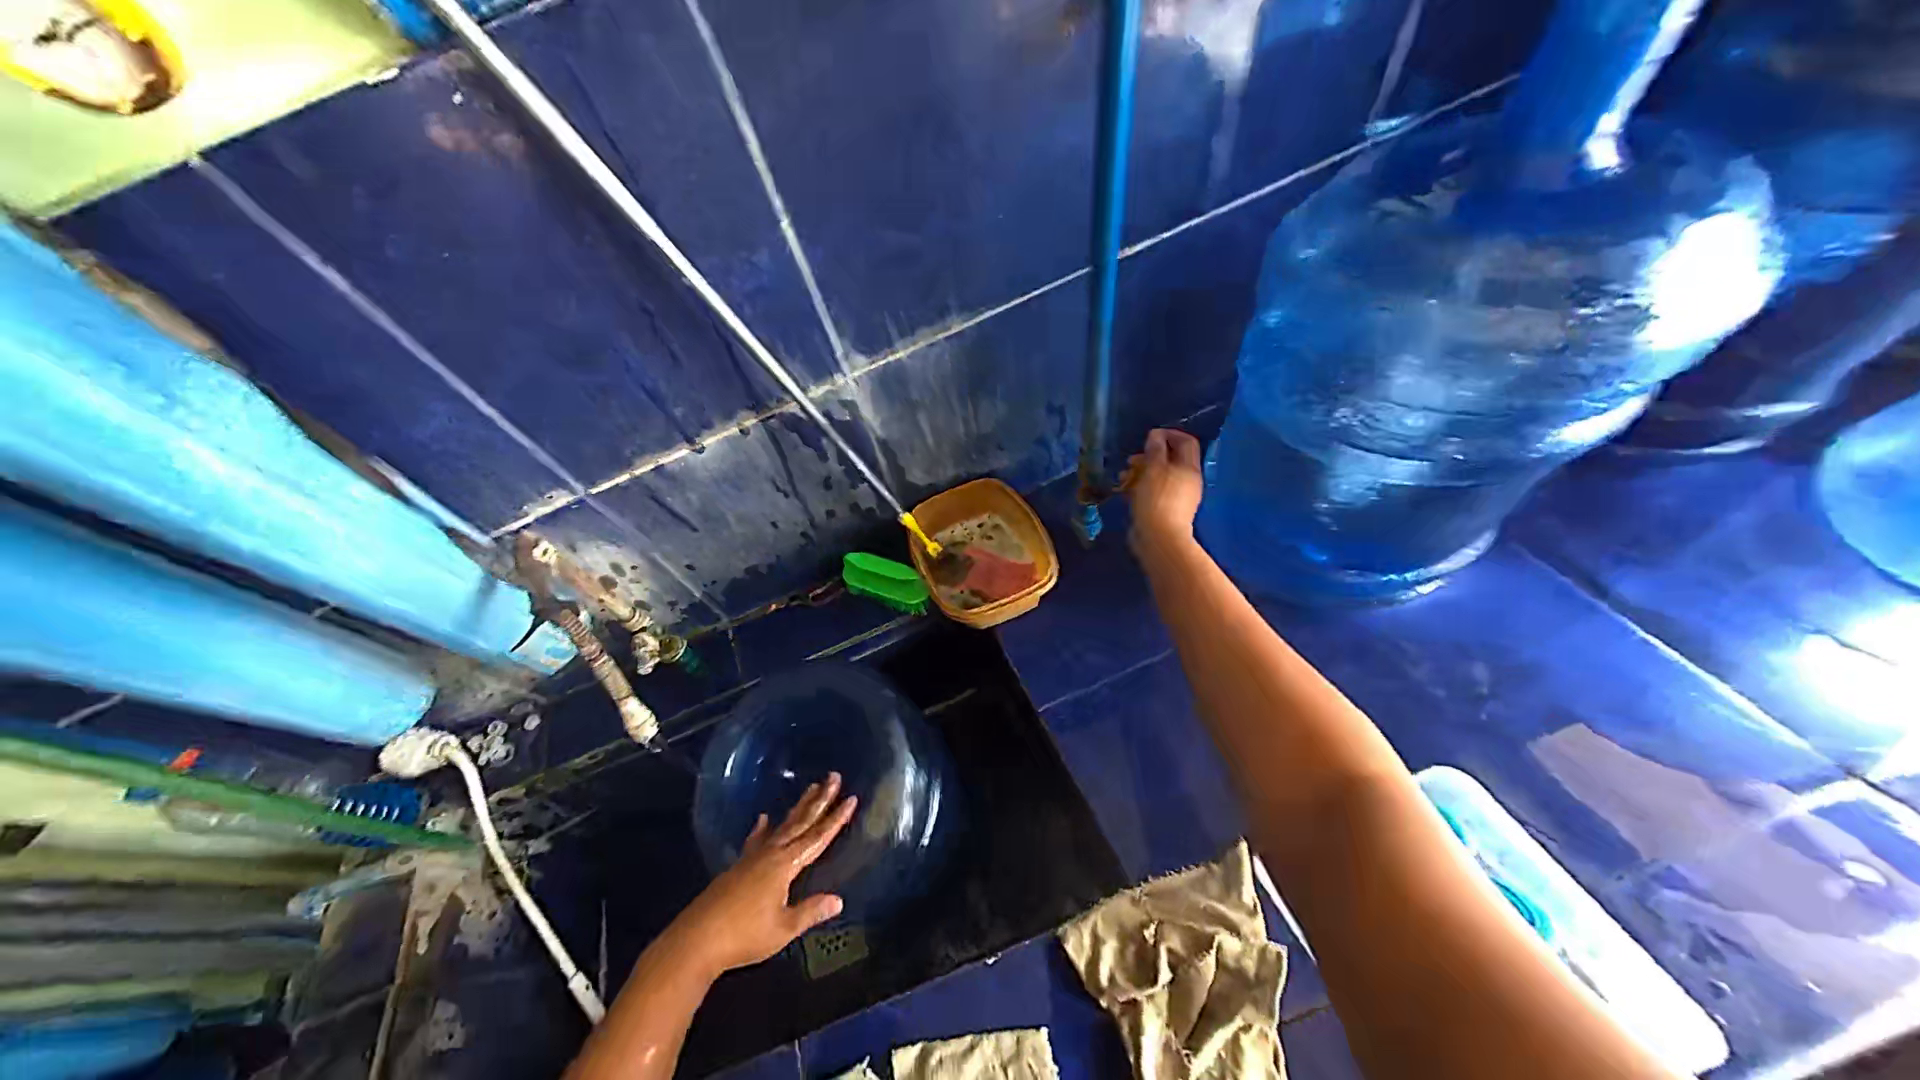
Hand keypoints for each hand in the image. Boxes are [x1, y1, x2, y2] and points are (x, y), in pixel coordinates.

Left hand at [666, 774, 857, 975]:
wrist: (695, 941)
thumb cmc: (744, 936)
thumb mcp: (783, 928)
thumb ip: (810, 911)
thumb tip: (839, 899)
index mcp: (785, 865)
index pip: (817, 837)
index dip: (836, 819)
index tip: (851, 798)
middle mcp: (770, 854)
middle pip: (800, 822)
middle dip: (820, 800)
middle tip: (834, 777)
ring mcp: (752, 858)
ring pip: (781, 826)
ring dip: (798, 808)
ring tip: (810, 788)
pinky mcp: (737, 867)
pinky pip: (757, 839)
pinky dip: (762, 828)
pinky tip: (764, 818)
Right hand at [1125, 428, 1204, 555]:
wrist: (1159, 538)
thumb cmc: (1157, 498)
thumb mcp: (1153, 468)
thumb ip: (1155, 449)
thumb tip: (1156, 435)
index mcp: (1189, 468)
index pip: (1186, 442)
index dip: (1169, 434)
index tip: (1149, 436)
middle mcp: (1187, 481)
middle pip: (1170, 460)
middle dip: (1148, 456)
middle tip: (1131, 460)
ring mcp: (1177, 497)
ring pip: (1159, 477)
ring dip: (1140, 473)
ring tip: (1124, 478)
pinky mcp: (1165, 510)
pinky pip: (1154, 492)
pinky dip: (1141, 488)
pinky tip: (1126, 493)